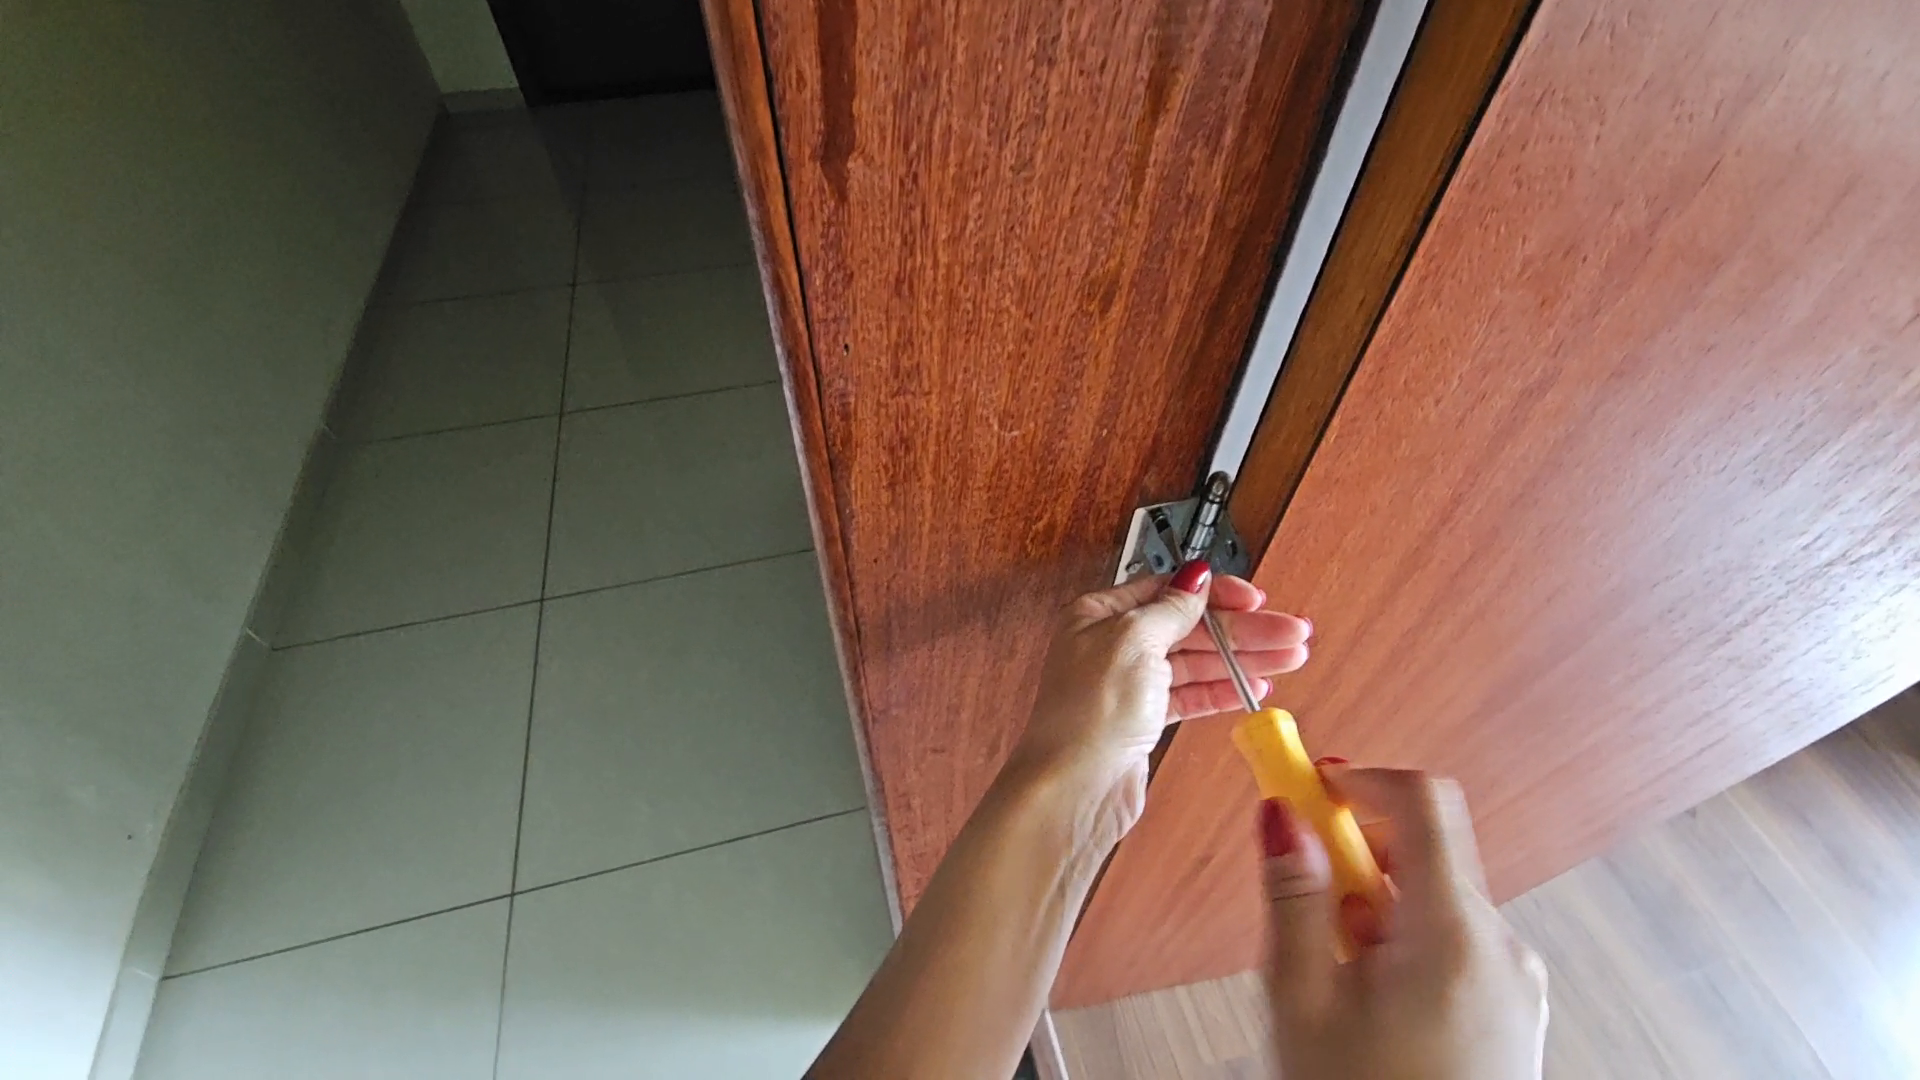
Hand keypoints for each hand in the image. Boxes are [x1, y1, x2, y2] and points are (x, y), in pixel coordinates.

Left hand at [1005, 564, 1311, 849]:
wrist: (1075, 786)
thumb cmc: (1089, 712)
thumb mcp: (1134, 640)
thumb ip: (1170, 608)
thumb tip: (1194, 578)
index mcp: (1100, 615)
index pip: (1167, 591)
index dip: (1215, 594)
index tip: (1255, 599)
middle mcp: (1112, 645)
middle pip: (1189, 628)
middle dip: (1243, 630)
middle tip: (1291, 632)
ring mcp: (1129, 683)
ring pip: (1195, 662)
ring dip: (1243, 659)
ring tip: (1290, 658)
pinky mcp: (1143, 719)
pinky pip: (1190, 695)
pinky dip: (1223, 690)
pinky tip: (1254, 686)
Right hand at [1263, 770, 1548, 1079]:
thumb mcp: (1302, 996)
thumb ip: (1294, 894)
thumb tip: (1281, 813)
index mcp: (1455, 938)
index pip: (1422, 801)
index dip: (1357, 777)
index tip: (1302, 776)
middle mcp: (1499, 947)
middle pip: (1421, 843)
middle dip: (1351, 846)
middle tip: (1298, 880)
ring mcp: (1511, 977)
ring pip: (1427, 888)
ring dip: (1368, 894)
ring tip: (1330, 958)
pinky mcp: (1507, 999)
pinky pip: (1446, 927)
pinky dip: (1396, 926)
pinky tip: (1365, 982)